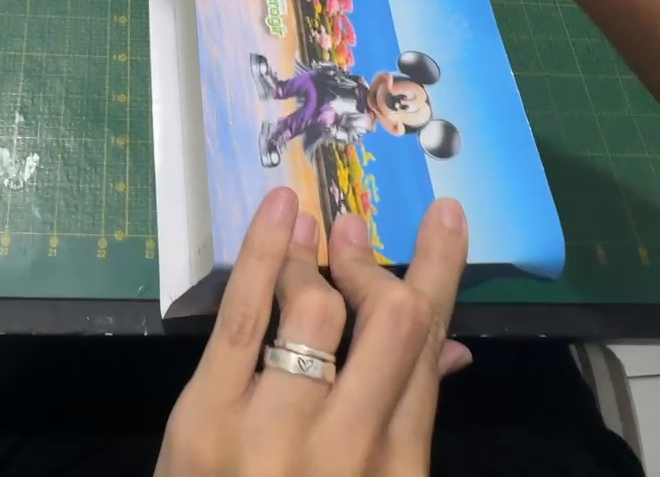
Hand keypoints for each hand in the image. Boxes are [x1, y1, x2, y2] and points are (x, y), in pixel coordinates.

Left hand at [155, 188, 471, 476]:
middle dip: (373, 265)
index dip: (437, 275)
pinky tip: (277, 209)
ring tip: (299, 236)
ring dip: (306, 258)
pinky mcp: (206, 415)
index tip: (442, 219)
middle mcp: (348, 450)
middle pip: (386, 321)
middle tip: (354, 233)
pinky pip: (242, 313)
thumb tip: (452, 349)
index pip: (427, 351)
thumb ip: (407, 419)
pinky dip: (261, 250)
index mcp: (398, 471)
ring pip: (311, 306)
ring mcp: (274, 432)